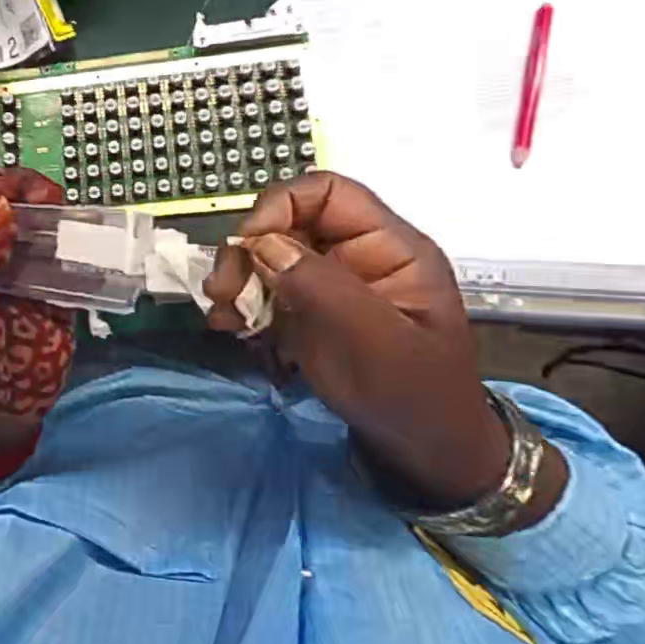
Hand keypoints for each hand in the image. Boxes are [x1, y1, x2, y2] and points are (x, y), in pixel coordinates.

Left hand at [0, 166, 75, 466]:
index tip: (1, 188)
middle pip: (11, 201)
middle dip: (27, 188)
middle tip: (43, 198)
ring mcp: (27, 273)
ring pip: (46, 224)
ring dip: (59, 213)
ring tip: (68, 219)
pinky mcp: (61, 295)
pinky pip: (75, 260)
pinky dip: (86, 246)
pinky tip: (90, 245)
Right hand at [203, 172, 563, 513]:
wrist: (420, 451)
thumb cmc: (412, 394)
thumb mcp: (374, 340)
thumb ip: (322, 286)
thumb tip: (263, 244)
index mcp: (386, 248)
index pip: (328, 192)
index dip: (283, 205)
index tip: (251, 243)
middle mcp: (350, 256)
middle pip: (284, 223)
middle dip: (247, 251)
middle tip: (224, 291)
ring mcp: (324, 284)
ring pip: (263, 256)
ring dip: (235, 279)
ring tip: (225, 315)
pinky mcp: (302, 310)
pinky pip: (259, 290)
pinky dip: (237, 305)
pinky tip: (230, 326)